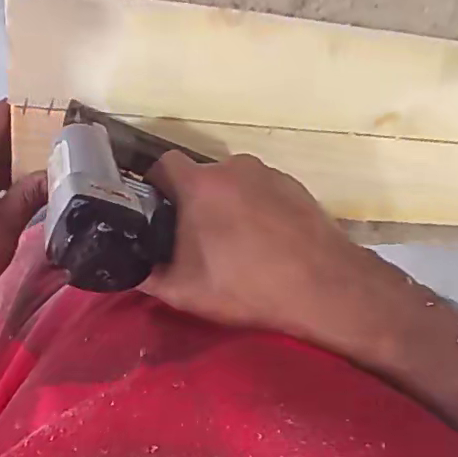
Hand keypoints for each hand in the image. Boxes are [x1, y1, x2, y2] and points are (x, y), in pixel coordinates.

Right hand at [142, 152, 410, 355]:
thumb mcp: (185, 292)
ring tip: (240, 244)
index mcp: (200, 184)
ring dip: (231, 206)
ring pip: (237, 185)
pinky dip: (260, 209)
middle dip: (196, 202)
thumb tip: (133, 268)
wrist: (323, 287)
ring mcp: (270, 174)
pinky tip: (270, 242)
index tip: (157, 211)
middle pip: (202, 177)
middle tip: (200, 239)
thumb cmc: (247, 286)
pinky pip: (266, 192)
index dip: (155, 185)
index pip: (163, 164)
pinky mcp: (298, 187)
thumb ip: (149, 276)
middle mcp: (234, 168)